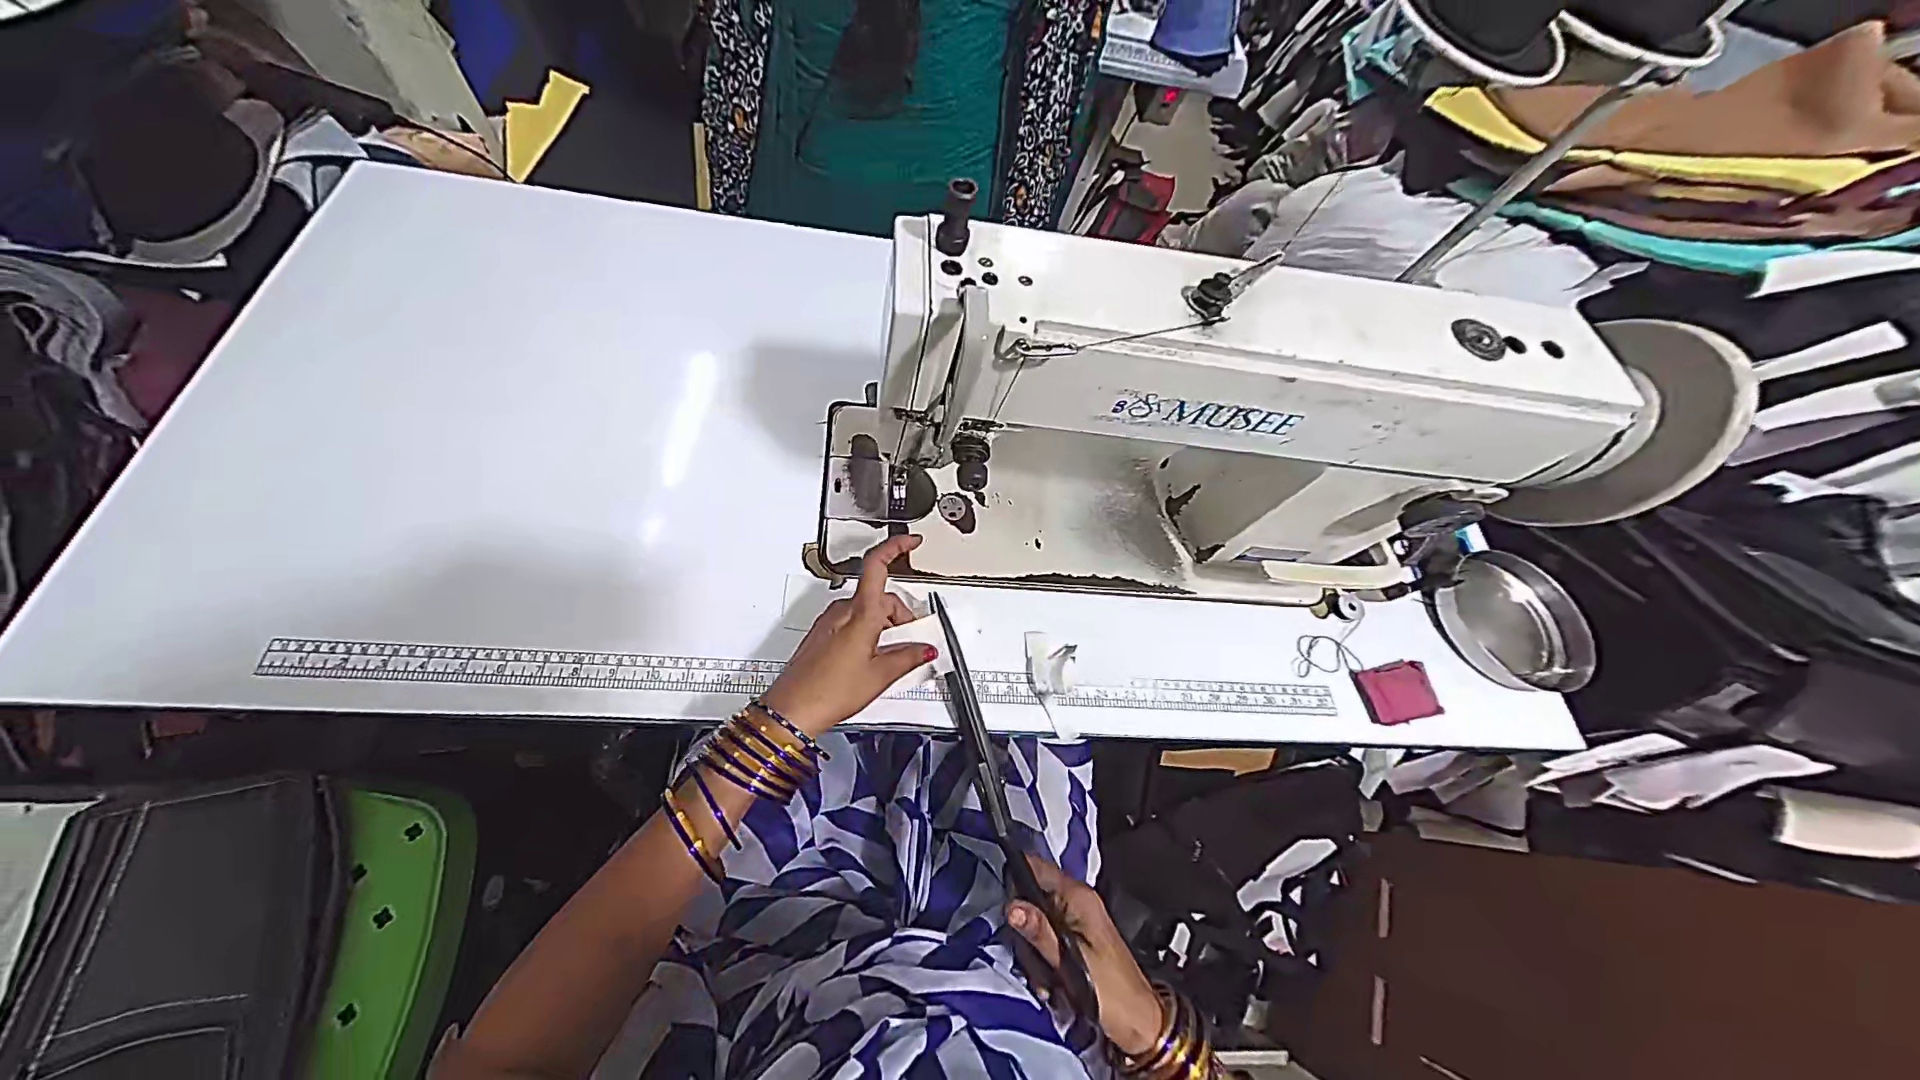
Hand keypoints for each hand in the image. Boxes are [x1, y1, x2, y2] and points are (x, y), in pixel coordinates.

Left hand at [760, 534, 935, 736]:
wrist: (792, 710)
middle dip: (900, 615)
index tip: (911, 541)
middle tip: (912, 641)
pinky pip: (852, 621)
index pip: (877, 564)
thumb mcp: (880, 676)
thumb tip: (924, 648)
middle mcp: (842, 611)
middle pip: (880, 596)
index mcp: (860, 614)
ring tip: (889, 656)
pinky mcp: (823, 633)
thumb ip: (908, 656)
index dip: (896, 546)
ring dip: (883, 625)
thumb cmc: (827, 692)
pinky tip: (871, 658)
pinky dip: (867, 632)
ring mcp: (830, 621)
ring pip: (866, 610)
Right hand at [1005, 853, 1164, 1056]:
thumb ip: (1039, 932)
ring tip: (1044, 976)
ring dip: (1033, 949)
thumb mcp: (1070, 964)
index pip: (1037, 868)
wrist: (1140, 1024)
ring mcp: (1077, 918)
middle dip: (1024, 927)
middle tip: (1030, 958)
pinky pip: (1047, 936)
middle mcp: (1078, 901)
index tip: (1004, 909)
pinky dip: (1042, 957)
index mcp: (1079, 897)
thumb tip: (1012, 907)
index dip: (1015, 882)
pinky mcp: (1075, 937)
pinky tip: (1049, 980)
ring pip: (1037, 919)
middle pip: (1032, 896)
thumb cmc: (1112, 993)